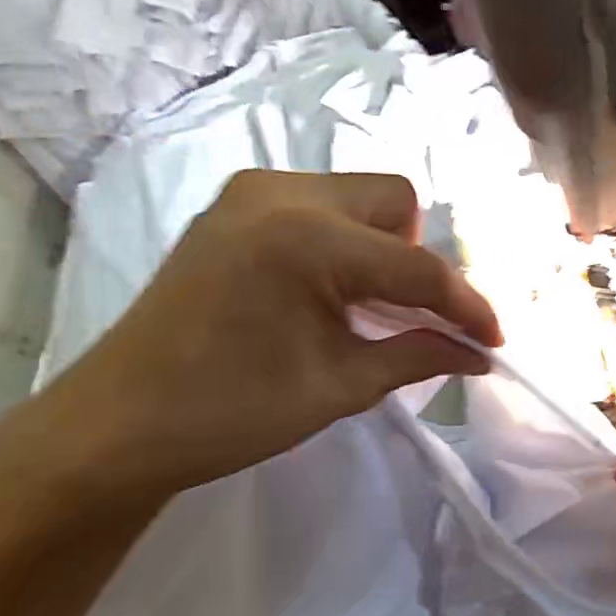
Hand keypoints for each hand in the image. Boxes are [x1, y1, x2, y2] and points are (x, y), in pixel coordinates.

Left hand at [0, 171, 501, 505]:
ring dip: (383, 248)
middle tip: (415, 320)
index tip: (493, 341)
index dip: (465, 305)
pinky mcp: (232, 209)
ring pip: (356, 197)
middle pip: (395, 201)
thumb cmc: (231, 413)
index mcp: (308, 238)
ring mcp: (250, 194)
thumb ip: (417, 356)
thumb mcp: (340, 387)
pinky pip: (317, 206)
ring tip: (373, 311)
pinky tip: (332, 294)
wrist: (121, 422)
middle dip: (420, 259)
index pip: (416, 265)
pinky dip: (344, 244)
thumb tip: (478, 353)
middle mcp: (281, 193)